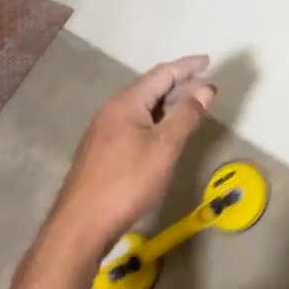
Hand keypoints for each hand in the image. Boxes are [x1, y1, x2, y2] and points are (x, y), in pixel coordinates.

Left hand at [47, 55, 216, 247]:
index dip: (187, 66)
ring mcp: (103, 130)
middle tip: (206, 87)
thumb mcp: (165, 147)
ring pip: (142, 105)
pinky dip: (156, 117)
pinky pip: (135, 121)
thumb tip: (204, 89)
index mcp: (127, 102)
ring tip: (191, 105)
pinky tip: (165, 130)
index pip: (163, 74)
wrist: (79, 227)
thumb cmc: (127, 182)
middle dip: (180, 83)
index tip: (209, 61)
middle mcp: (112, 110)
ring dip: (168, 102)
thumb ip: (186, 115)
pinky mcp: (101, 150)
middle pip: (151, 86)